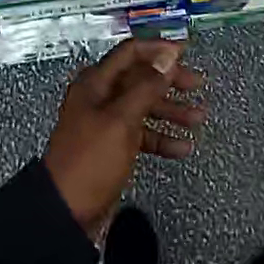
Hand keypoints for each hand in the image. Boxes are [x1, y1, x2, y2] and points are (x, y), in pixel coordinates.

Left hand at [43, 38, 205, 236]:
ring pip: (145, 107)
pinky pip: (143, 135)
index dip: (158, 49)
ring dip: (172, 111)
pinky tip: (183, 148)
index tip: (186, 52)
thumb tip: (169, 56)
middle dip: (170, 81)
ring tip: (199, 118)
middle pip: (141, 78)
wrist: (65, 214)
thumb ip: (147, 86)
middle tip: (197, 84)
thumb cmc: (91, 159)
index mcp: (96, 83)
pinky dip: (162, 138)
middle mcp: (101, 97)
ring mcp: (108, 123)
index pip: (130, 52)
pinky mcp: (114, 147)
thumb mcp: (121, 119)